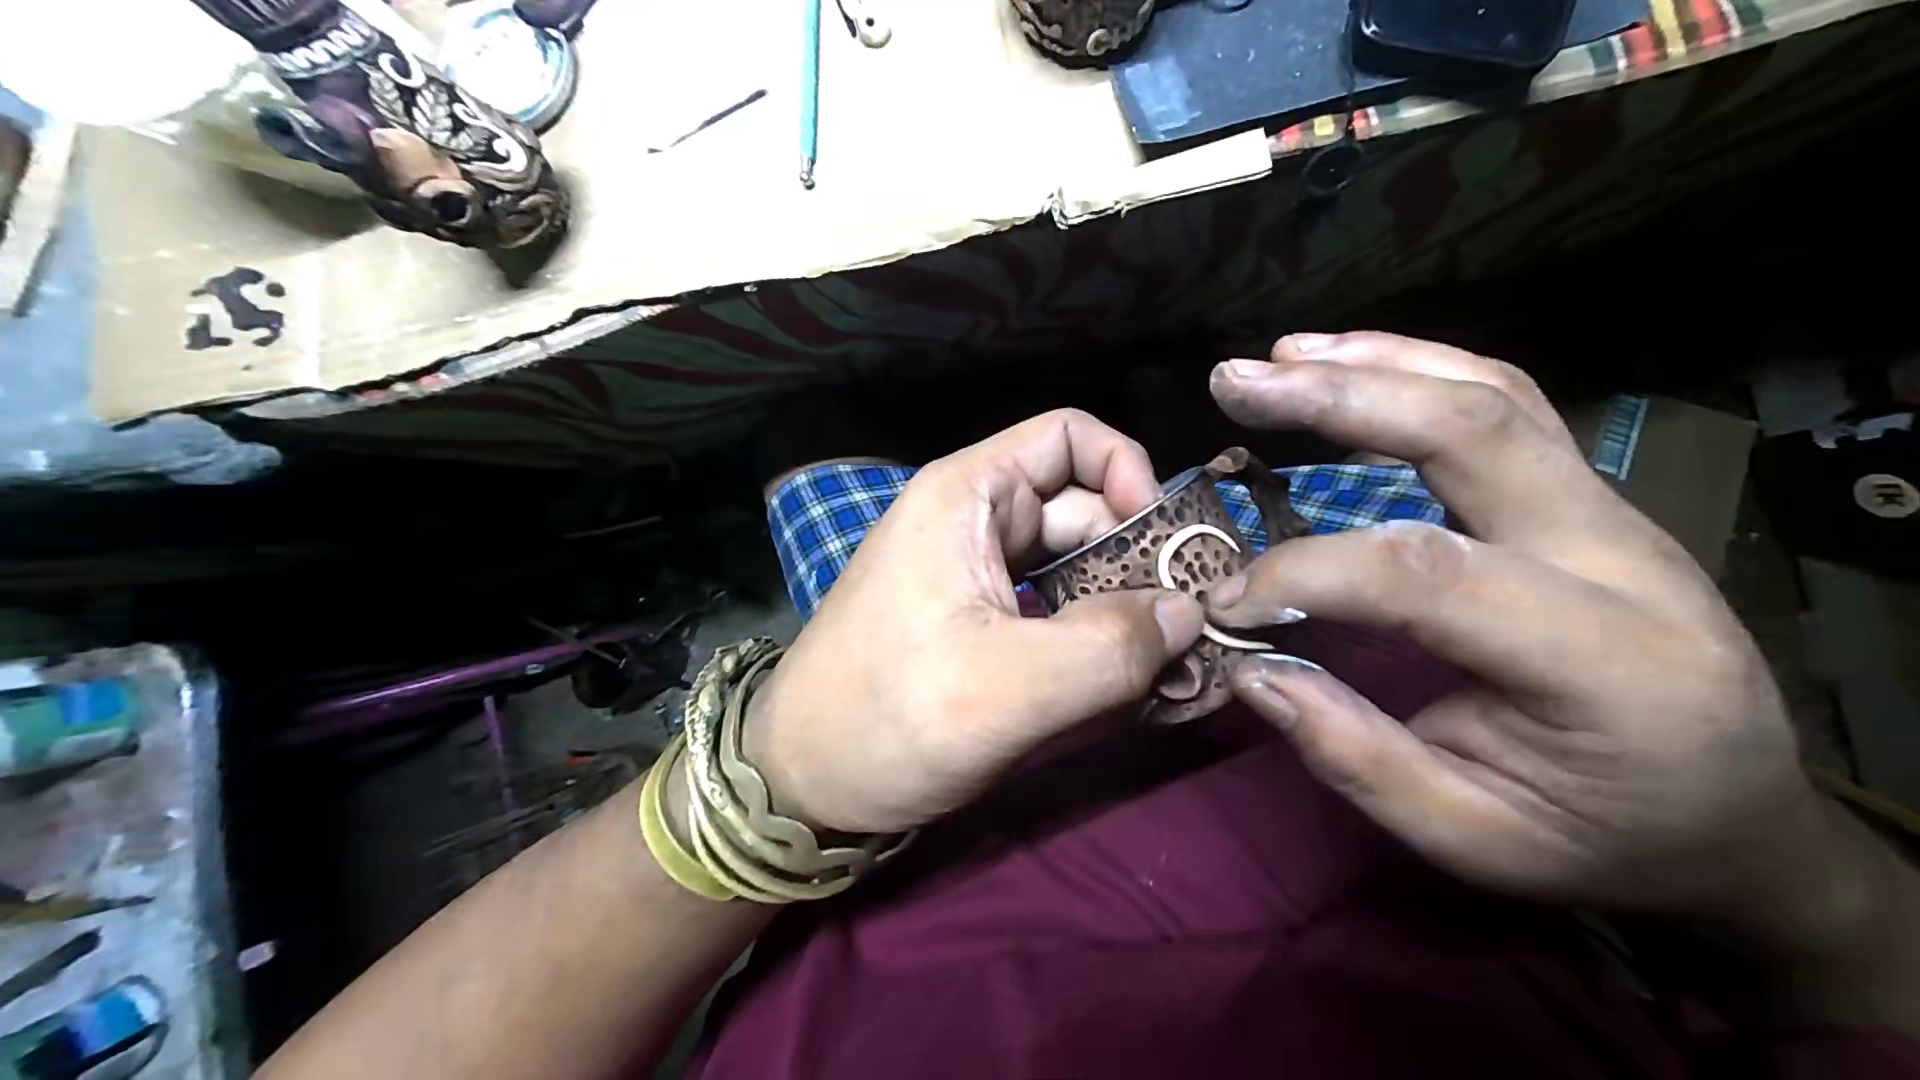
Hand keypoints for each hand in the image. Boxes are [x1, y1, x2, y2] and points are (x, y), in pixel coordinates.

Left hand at [743, 410, 1204, 834]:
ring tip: (1156, 672)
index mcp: (966, 498)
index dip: (1130, 473)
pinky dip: (1087, 642)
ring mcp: (973, 576)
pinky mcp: (976, 623)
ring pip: (1073, 569)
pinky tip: (1113, 691)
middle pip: (1083, 509)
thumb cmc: (884, 722)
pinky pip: (1050, 613)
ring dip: (1117, 614)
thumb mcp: (1006, 690)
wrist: (798, 785)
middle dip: (1136, 563)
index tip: (1163, 546)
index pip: (1071, 438)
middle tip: (1183, 631)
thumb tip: (1189, 612)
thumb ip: (1111, 649)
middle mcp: (971, 523)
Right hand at [1206, 332, 1823, 923]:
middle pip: (1476, 432)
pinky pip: (1504, 405)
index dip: (1303, 572)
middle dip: (1340, 398)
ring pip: (1494, 395)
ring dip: (1374, 364)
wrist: (1736, 817)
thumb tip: (1250, 669)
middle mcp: (1620, 557)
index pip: (1423, 574)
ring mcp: (1611, 512)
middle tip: (1235, 381)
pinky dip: (1415, 369)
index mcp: (1602, 660)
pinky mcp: (1584, 499)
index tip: (1226, 598)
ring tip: (1276, 359)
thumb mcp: (1471, 837)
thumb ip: (1355, 757)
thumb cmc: (1600, 838)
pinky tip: (1346, 365)